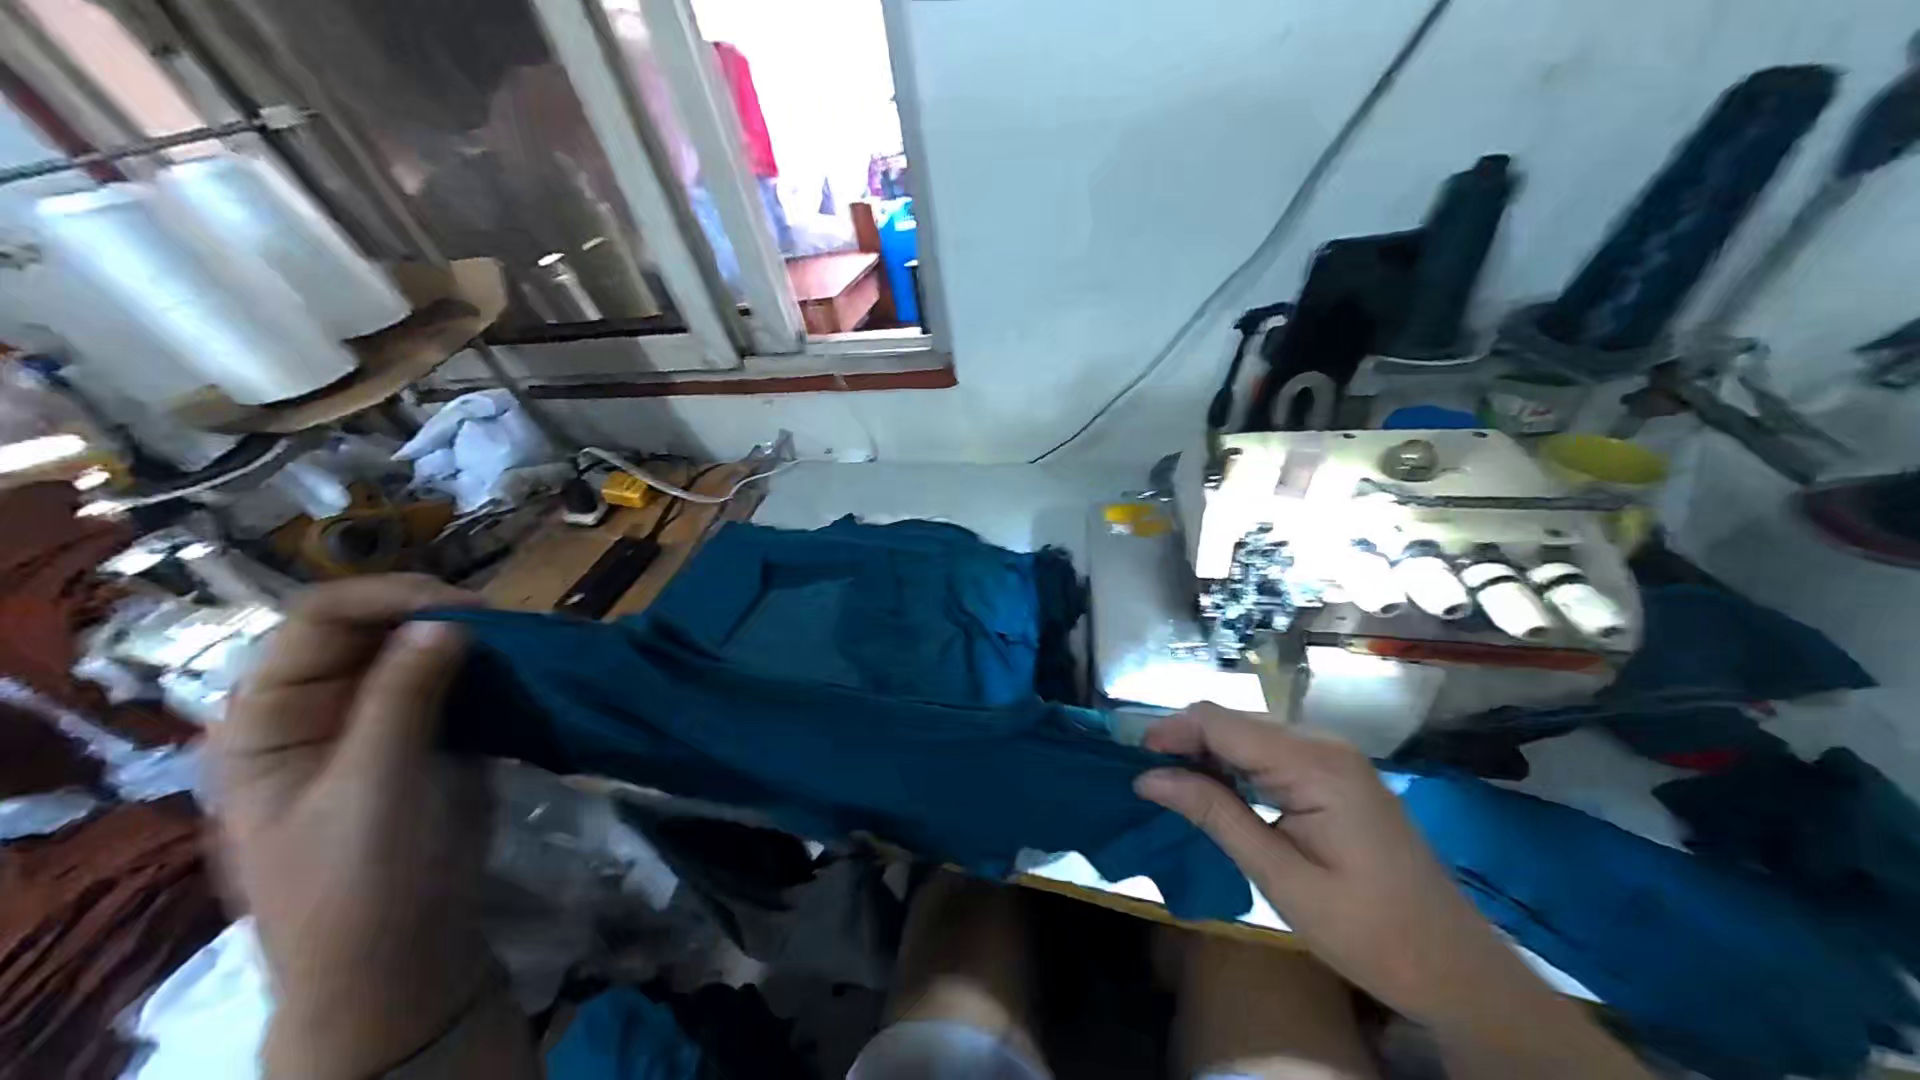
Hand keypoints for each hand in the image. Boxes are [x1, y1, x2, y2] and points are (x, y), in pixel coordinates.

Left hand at [213, 575, 493, 1078]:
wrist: (399, 952)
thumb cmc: (360, 878)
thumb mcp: (374, 785)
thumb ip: (404, 697)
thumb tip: (449, 621)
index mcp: (271, 714)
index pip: (319, 620)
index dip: (390, 599)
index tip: (470, 608)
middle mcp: (319, 703)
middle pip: (371, 626)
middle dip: (435, 613)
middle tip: (503, 624)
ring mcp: (376, 717)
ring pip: (417, 648)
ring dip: (468, 637)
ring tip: (517, 640)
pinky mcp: (427, 733)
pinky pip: (453, 680)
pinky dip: (486, 666)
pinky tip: (518, 666)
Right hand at [1135, 703, 1521, 1024]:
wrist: (1456, 968)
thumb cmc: (1368, 932)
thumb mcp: (1280, 877)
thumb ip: (1214, 815)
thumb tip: (1148, 777)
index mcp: (1315, 765)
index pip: (1222, 723)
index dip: (1171, 731)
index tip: (1131, 758)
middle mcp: (1324, 744)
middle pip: (1234, 720)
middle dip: (1184, 739)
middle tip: (1145, 775)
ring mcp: (1334, 756)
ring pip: (1249, 733)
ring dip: (1206, 752)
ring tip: (1169, 783)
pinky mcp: (1336, 773)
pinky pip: (1270, 752)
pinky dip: (1234, 764)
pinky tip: (1215, 789)